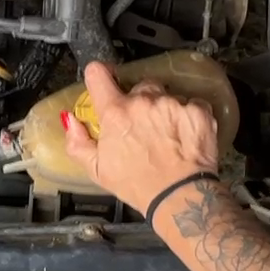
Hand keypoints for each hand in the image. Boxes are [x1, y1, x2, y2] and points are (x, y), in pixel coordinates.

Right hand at [62, 62, 219, 214]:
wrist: (179, 197)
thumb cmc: (136, 184)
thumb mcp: (97, 170)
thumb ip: (77, 141)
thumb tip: (71, 121)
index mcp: (115, 112)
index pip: (98, 74)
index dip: (100, 76)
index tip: (106, 80)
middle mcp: (144, 101)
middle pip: (139, 86)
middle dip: (140, 101)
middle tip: (143, 125)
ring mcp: (173, 103)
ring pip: (166, 95)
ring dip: (165, 109)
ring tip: (167, 134)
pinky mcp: (198, 111)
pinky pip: (191, 103)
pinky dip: (189, 115)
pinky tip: (185, 135)